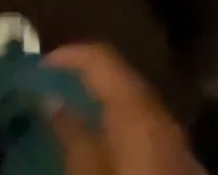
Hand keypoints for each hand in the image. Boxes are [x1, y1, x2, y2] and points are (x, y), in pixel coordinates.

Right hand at [46, 45, 197, 174]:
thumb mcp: (88, 173)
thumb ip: (71, 135)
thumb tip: (50, 100)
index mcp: (136, 109)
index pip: (101, 57)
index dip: (68, 55)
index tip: (38, 68)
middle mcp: (159, 114)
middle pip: (119, 77)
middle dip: (83, 78)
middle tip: (49, 90)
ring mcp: (174, 139)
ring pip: (132, 103)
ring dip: (101, 102)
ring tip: (69, 117)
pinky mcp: (179, 163)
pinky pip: (144, 127)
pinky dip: (118, 123)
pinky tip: (101, 144)